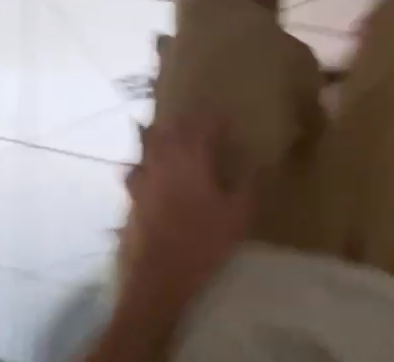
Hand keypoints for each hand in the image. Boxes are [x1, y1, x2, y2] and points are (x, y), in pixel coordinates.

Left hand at [120, 115, 254, 318]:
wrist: (159, 275)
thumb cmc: (202, 242)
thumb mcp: (238, 217)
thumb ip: (250, 186)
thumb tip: (260, 163)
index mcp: (193, 157)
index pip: (203, 123)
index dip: (215, 118)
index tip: (227, 118)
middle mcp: (166, 157)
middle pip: (174, 126)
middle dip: (188, 119)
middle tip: (202, 121)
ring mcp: (145, 174)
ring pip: (152, 141)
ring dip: (164, 133)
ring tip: (175, 135)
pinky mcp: (133, 193)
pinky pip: (136, 167)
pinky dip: (144, 161)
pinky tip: (147, 168)